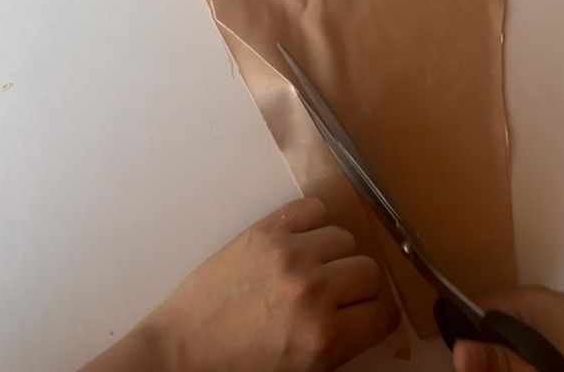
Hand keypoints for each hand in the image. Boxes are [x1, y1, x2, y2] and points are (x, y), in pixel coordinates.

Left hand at [82, 197, 397, 371]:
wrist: (180, 355)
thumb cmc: (240, 371)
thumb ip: (339, 346)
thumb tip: (368, 319)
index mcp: (323, 338)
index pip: (383, 314)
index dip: (381, 318)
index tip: (372, 316)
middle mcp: (313, 290)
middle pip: (370, 271)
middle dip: (363, 287)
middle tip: (344, 296)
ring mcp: (289, 253)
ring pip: (345, 237)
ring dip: (339, 254)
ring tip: (320, 268)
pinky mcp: (265, 230)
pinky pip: (313, 208)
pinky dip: (316, 221)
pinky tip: (306, 239)